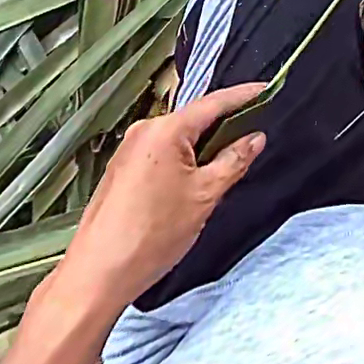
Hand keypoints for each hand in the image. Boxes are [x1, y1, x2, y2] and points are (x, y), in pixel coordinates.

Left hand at [56, 83, 267, 306]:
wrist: (97, 274)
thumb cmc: (152, 235)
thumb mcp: (205, 195)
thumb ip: (234, 160)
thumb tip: (255, 137)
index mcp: (166, 130)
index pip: (214, 102)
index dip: (244, 95)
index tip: (266, 89)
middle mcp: (145, 130)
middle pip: (195, 117)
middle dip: (225, 123)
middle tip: (254, 130)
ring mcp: (130, 148)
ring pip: (179, 136)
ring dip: (204, 144)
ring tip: (229, 158)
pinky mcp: (122, 167)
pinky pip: (162, 150)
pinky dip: (184, 156)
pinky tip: (195, 177)